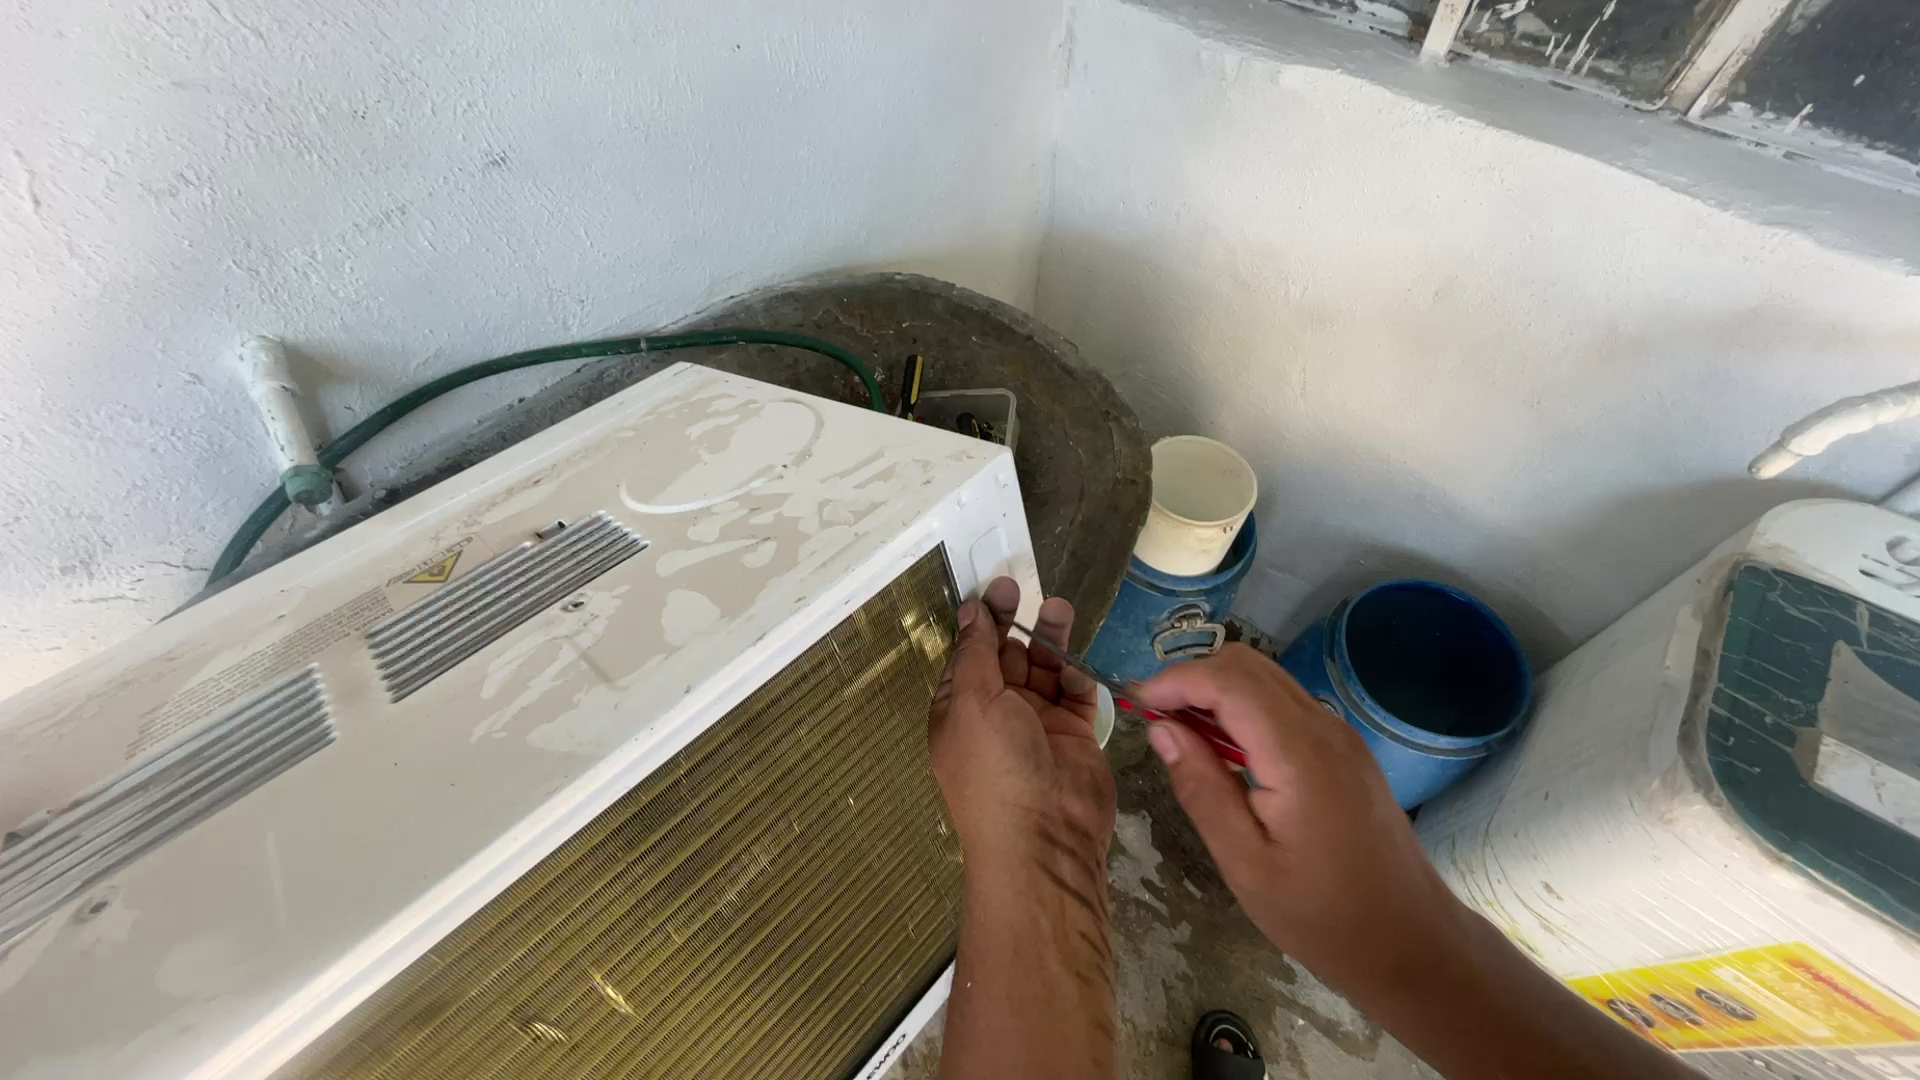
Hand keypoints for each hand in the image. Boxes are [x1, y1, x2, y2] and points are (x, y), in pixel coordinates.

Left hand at [928, 577, 1116, 869]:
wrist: (1046, 838)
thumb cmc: (994, 766)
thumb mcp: (972, 702)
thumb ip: (975, 653)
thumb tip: (967, 612)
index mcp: (960, 710)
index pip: (969, 656)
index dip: (979, 622)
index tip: (994, 589)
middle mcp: (996, 714)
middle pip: (1006, 657)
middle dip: (1013, 623)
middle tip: (1020, 587)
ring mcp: (1037, 725)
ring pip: (1044, 670)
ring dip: (1048, 640)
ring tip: (1058, 607)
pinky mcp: (1075, 734)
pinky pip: (1075, 694)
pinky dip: (1076, 675)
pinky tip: (1076, 661)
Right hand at [1134, 645, 1456, 985]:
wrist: (1415, 945)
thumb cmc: (1323, 916)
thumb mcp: (1245, 863)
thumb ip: (1201, 789)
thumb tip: (1161, 729)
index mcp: (1299, 755)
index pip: (1229, 682)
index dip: (1177, 681)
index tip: (1138, 704)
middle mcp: (1323, 728)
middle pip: (1247, 665)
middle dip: (1192, 677)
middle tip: (1156, 717)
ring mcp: (1339, 734)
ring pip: (1265, 676)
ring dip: (1216, 688)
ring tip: (1182, 730)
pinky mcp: (1343, 747)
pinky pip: (1283, 701)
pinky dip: (1242, 704)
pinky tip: (1224, 746)